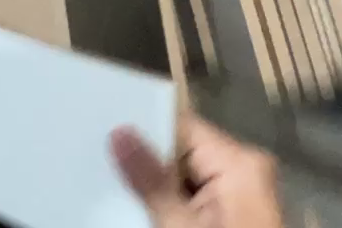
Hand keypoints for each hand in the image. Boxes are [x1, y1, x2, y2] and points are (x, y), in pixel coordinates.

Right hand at [111, 114, 280, 227]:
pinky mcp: (233, 218)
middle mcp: (244, 172)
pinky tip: (140, 209)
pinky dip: (168, 205)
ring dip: (152, 185)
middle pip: (179, 149)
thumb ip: (150, 181)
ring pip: (182, 176)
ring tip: (110, 181)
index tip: (100, 126)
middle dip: (143, 158)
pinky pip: (192, 198)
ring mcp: (240, 198)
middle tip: (97, 155)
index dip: (139, 124)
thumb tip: (119, 131)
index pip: (178, 124)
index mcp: (240, 163)